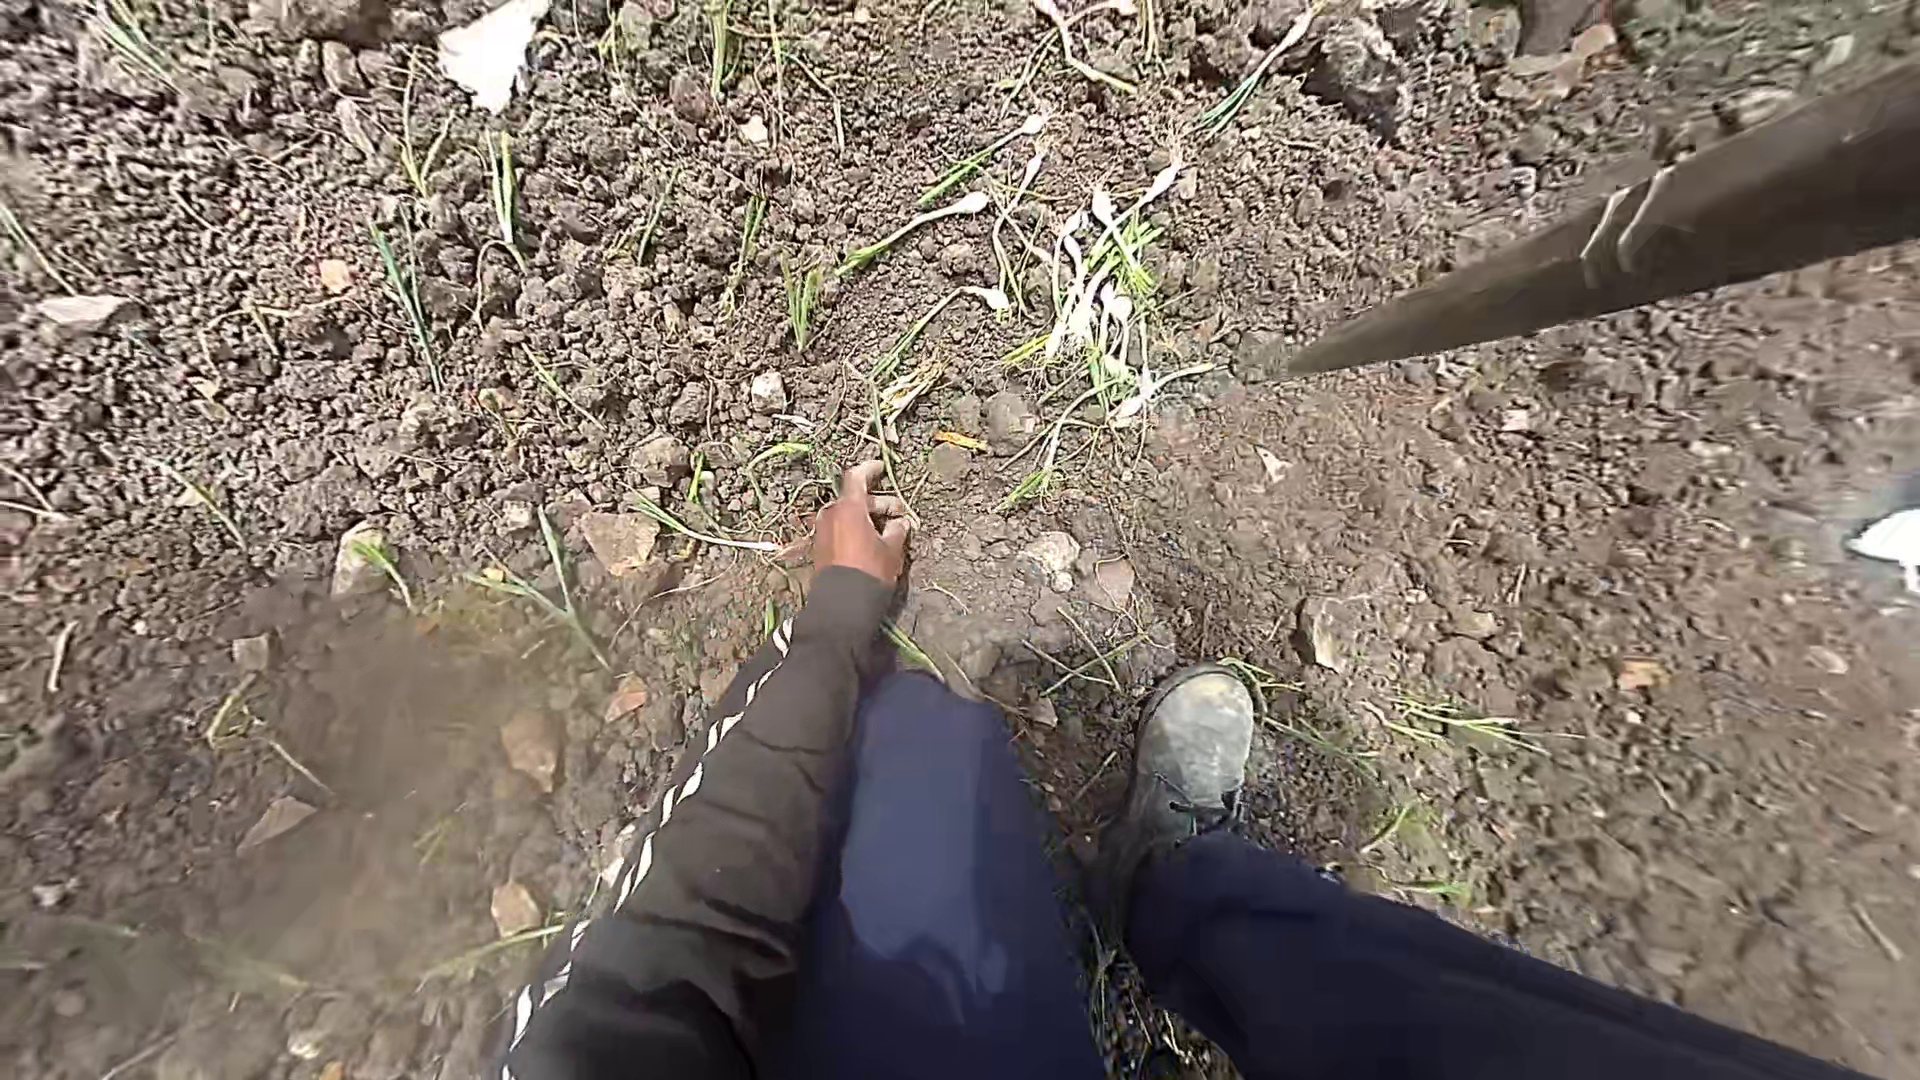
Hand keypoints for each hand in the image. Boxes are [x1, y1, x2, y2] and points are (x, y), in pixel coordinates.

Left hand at [813, 461, 911, 584]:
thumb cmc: (870, 571)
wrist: (842, 605)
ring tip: (888, 529)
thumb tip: (901, 523)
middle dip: (878, 503)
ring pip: (848, 514)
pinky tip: (872, 540)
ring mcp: (823, 531)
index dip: (870, 469)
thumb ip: (897, 530)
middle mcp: (831, 515)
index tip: (881, 467)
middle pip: (856, 499)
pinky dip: (856, 528)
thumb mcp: (891, 549)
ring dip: (867, 516)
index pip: (857, 477)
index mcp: (848, 508)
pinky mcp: (821, 547)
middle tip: (899, 512)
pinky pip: (840, 528)